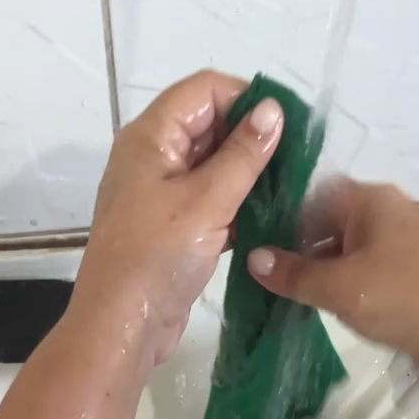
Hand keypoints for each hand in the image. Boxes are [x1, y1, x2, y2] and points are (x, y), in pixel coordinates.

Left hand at [73, 70, 284, 365]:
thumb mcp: (206, 201)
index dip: (247, 99)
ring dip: (247, 177)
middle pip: (209, 127)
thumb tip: (273, 110)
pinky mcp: (171, 232)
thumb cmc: (157, 258)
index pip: (204, 91)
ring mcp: (160, 198)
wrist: (122, 327)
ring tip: (289, 189)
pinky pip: (208, 205)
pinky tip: (268, 219)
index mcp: (150, 138)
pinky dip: (236, 208)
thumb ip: (243, 155)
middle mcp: (152, 160)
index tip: (288, 124)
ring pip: (211, 169)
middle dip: (250, 139)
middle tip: (296, 161)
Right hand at [246, 181, 418, 383]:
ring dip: (321, 271)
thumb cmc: (402, 299)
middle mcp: (388, 211)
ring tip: (292, 298)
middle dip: (299, 248)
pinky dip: (345, 284)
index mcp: (370, 200)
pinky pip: (366, 269)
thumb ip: (293, 273)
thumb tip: (253, 258)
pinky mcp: (412, 272)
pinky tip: (329, 308)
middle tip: (268, 279)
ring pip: (348, 248)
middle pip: (329, 221)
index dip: (283, 218)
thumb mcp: (338, 287)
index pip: (313, 194)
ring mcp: (403, 242)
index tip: (258, 249)